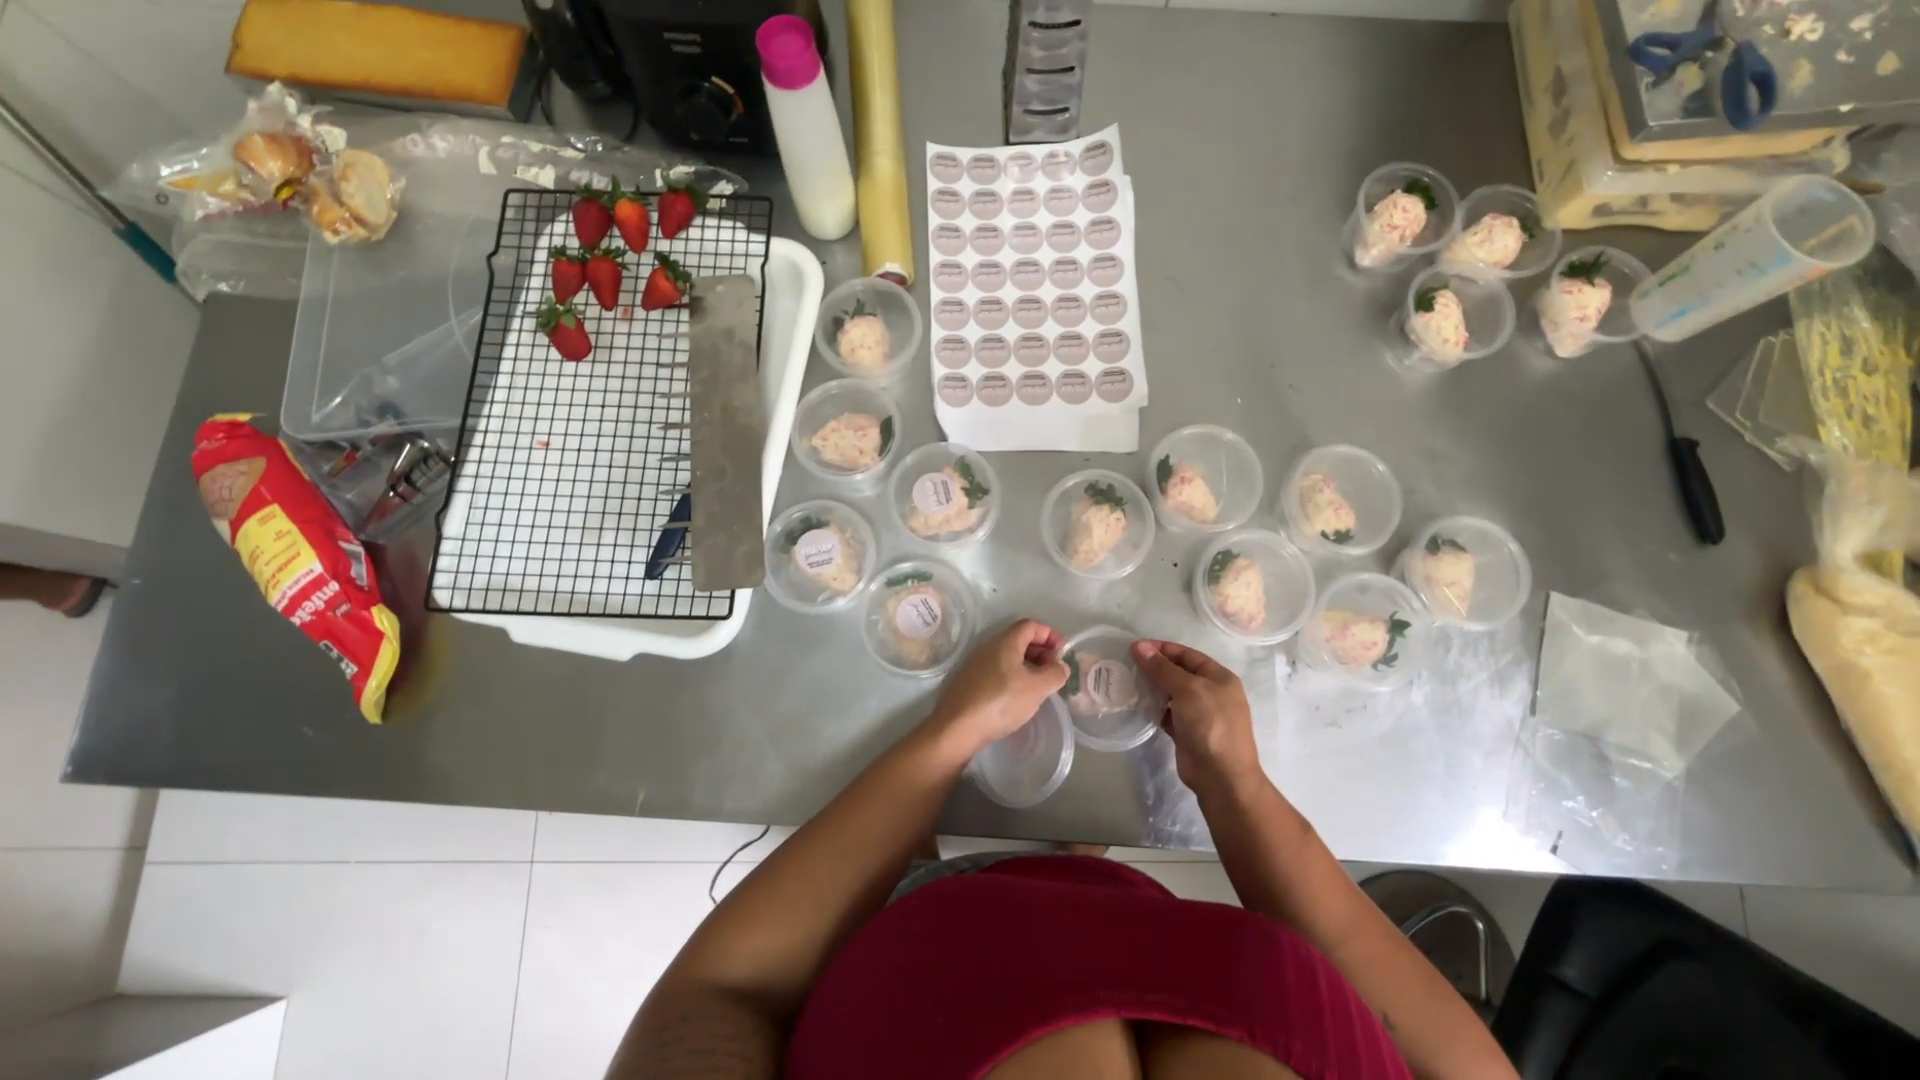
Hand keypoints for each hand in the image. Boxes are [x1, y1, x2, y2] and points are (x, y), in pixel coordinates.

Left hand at [929, 619, 1069, 756]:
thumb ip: (1055, 673)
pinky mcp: (969, 683)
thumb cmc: (1000, 702)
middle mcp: (988, 648)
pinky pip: (997, 672)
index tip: (1064, 653)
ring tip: (1040, 687)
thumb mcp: (1037, 688)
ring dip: (1028, 667)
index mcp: (1004, 642)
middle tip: (1054, 672)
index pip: (1031, 625)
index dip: (1050, 634)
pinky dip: (1013, 678)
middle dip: (1041, 652)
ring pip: (1008, 658)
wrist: (957, 728)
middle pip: (1019, 640)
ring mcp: (975, 665)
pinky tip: (1018, 698)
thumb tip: (1061, 666)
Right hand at [1132, 639, 1262, 797]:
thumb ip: (1163, 668)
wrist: (1221, 775)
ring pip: (1172, 694)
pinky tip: (1136, 704)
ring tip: (1127, 681)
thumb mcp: (1188, 689)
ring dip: (1153, 688)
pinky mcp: (1187, 732)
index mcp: (1219, 678)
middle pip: (1180, 673)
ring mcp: (1199, 714)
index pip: (1188, 655)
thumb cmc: (1210, 724)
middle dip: (1156, 667)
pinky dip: (1153, 708)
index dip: (1163, 649)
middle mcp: (1211, 693)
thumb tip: (1140, 646)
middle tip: (1127, 664)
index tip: (1136, 647)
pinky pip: (1167, 714)